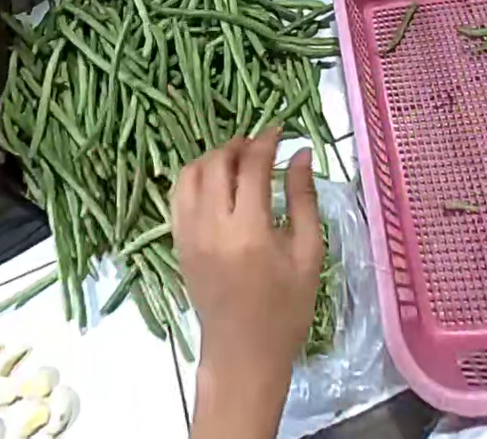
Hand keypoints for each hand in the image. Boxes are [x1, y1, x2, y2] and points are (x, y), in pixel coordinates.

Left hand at [172, 128, 321, 435]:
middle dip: (239, 144)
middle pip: (216, 163)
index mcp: (248, 231)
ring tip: (237, 159)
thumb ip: (303, 197)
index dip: (266, 140)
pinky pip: (177, 196)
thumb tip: (301, 153)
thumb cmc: (286, 308)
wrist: (244, 357)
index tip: (279, 130)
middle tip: (260, 144)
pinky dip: (194, 177)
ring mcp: (189, 236)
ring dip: (214, 157)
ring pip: (190, 174)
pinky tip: (215, 180)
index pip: (252, 166)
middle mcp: (212, 228)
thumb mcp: (308, 252)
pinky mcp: (178, 245)